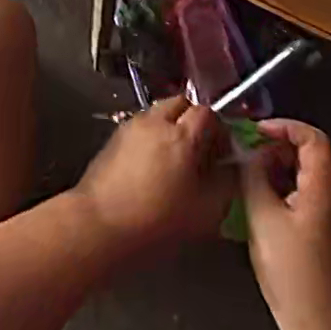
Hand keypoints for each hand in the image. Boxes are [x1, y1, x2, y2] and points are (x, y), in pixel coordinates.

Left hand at [74, 97, 232, 255]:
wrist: (100, 225)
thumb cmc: (157, 222)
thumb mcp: (206, 212)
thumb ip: (225, 183)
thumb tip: (230, 167)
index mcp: (181, 135)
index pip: (207, 113)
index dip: (219, 130)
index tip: (223, 152)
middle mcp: (155, 122)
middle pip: (181, 103)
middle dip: (194, 121)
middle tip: (201, 150)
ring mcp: (131, 126)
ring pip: (159, 113)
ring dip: (172, 126)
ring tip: (176, 159)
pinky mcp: (114, 137)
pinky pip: (142, 126)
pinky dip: (153, 135)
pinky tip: (153, 165)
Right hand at [241, 120, 330, 329]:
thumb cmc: (294, 275)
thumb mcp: (262, 217)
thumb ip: (253, 176)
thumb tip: (249, 154)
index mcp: (324, 189)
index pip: (315, 138)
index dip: (286, 126)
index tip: (258, 129)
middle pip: (312, 155)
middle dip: (278, 147)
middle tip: (249, 154)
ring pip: (307, 177)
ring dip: (277, 169)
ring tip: (249, 179)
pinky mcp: (325, 237)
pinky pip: (304, 197)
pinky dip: (282, 190)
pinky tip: (260, 207)